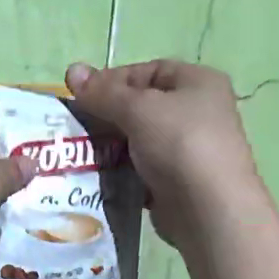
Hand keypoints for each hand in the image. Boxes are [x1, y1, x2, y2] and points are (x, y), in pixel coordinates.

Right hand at [65, 60, 258, 250]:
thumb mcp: (139, 109)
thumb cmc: (180, 144)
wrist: (207, 209)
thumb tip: (71, 69)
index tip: (82, 97)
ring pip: (139, 143)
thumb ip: (104, 93)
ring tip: (81, 156)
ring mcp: (186, 152)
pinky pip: (141, 173)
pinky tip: (98, 180)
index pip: (149, 72)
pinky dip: (121, 175)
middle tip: (76, 129)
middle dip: (108, 118)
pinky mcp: (175, 184)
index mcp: (198, 83)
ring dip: (111, 149)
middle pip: (142, 108)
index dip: (114, 81)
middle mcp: (196, 113)